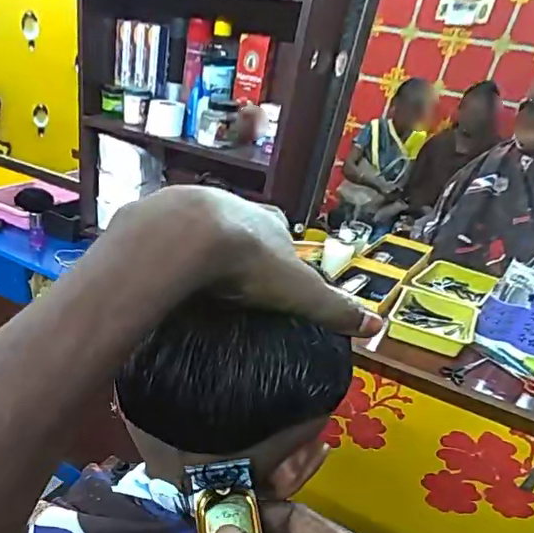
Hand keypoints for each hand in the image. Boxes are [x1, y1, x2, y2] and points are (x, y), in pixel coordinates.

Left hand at [106, 187, 380, 337]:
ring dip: (201, 254)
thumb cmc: (251, 262)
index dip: (280, 257)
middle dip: (238, 254)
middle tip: (232, 287)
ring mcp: (193, 209)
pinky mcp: (159, 219)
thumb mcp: (301, 293)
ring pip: (201, 233)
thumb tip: (373, 324)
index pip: (281, 237)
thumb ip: (334, 309)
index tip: (273, 280)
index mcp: (269, 223)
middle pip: (240, 232)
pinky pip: (167, 242)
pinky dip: (169, 258)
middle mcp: (234, 208)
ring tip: (197, 286)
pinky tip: (167, 278)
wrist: (191, 235)